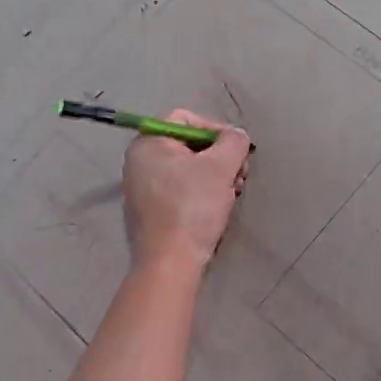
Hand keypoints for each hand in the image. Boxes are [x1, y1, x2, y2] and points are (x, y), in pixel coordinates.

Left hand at [122, 109, 251, 271]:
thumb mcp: (220, 167)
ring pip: (188, 170)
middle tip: (240, 175)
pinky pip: (181, 191)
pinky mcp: (152, 212)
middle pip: (189, 145)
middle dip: (220, 157)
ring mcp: (144, 189)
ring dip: (216, 177)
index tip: (238, 149)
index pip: (186, 118)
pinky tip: (218, 208)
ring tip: (233, 193)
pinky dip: (202, 194)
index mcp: (148, 143)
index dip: (216, 128)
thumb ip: (233, 142)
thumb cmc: (192, 207)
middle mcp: (140, 162)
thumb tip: (237, 136)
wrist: (171, 262)